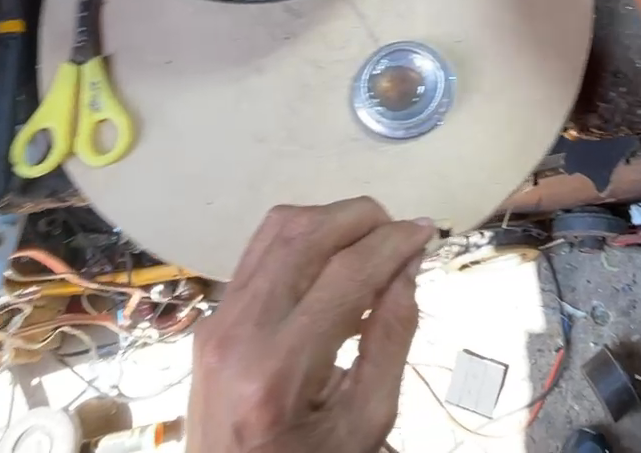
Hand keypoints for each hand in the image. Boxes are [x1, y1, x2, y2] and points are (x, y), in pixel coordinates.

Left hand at [190, 199, 435, 452]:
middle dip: (365, 219)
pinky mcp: (213, 314)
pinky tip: (333, 256)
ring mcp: (218, 319)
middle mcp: (239, 332)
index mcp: (278, 372)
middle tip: (401, 235)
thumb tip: (409, 265)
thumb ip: (392, 338)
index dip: (394, 241)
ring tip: (371, 241)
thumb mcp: (365, 421)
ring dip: (334, 218)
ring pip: (280, 228)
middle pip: (308, 235)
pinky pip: (262, 248)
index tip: (427, 230)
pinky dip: (305, 235)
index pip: (346, 273)